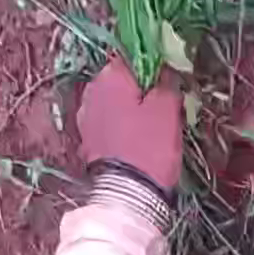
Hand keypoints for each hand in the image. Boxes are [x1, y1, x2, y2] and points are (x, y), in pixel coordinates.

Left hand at [78, 57, 182, 191]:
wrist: (128, 197)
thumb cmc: (149, 149)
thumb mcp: (167, 110)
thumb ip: (167, 83)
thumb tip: (166, 71)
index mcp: (109, 76)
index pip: (133, 57)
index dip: (153, 69)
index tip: (168, 85)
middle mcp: (91, 93)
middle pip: (121, 85)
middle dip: (140, 94)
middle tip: (162, 112)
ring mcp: (85, 121)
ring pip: (114, 108)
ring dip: (130, 116)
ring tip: (150, 134)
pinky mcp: (88, 146)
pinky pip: (109, 131)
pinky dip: (121, 134)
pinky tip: (135, 148)